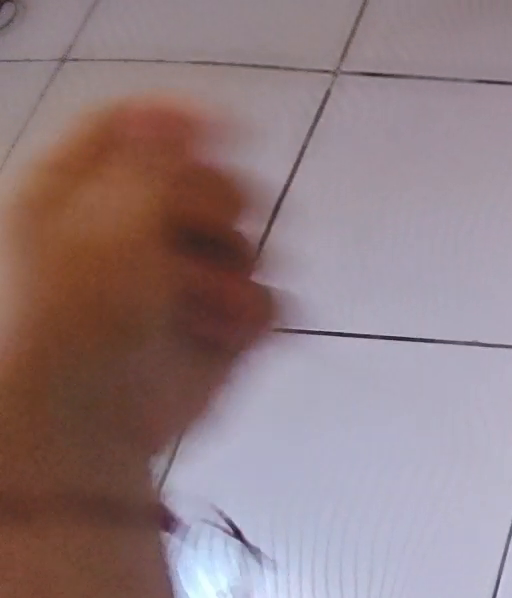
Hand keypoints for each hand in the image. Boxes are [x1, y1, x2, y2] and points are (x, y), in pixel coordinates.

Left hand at [0, 98, 272, 484]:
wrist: (96, 414)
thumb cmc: (80, 314)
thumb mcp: (106, 227)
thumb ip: (151, 167)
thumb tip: (183, 111)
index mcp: (83, 191)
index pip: (137, 130)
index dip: (186, 125)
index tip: (235, 131)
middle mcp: (137, 229)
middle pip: (211, 188)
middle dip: (219, 216)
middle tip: (193, 239)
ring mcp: (187, 278)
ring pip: (253, 249)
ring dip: (235, 279)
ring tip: (198, 308)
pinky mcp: (227, 324)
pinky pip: (272, 301)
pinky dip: (254, 320)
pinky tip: (224, 338)